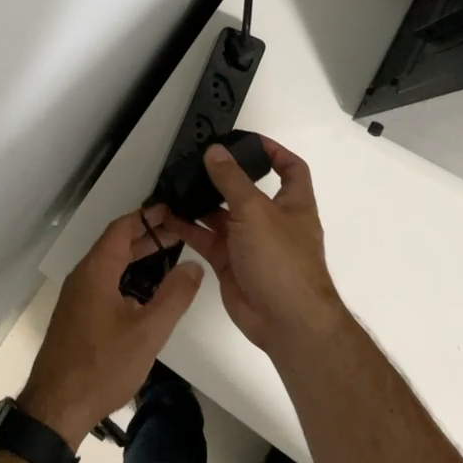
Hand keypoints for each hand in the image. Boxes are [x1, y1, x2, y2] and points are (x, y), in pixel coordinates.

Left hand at [18, 205, 203, 447]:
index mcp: (95, 271)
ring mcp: (77, 298)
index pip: (121, 228)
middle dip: (147, 237)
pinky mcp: (77, 317)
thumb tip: (193, 266)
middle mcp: (82, 277)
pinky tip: (147, 296)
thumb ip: (174, 296)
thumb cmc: (102, 366)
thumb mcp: (148, 332)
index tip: (174, 210)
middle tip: (181, 233)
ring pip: (110, 267)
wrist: (57, 407)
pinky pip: (105, 285)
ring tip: (170, 259)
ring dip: (138, 260)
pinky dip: (128, 279)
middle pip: (116, 245)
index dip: (147, 216)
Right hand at [160, 136, 344, 356]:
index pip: (291, 169)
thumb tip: (216, 152)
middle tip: (196, 163)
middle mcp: (272, 221)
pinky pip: (207, 239)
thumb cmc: (282, 260)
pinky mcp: (230, 263)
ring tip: (176, 187)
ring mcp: (250, 243)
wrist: (285, 321)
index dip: (275, 152)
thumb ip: (232, 180)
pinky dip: (189, 229)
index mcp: (293, 204)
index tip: (249, 142)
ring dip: (201, 203)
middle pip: (247, 191)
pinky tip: (170, 217)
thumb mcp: (255, 211)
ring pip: (222, 215)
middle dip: (224, 178)